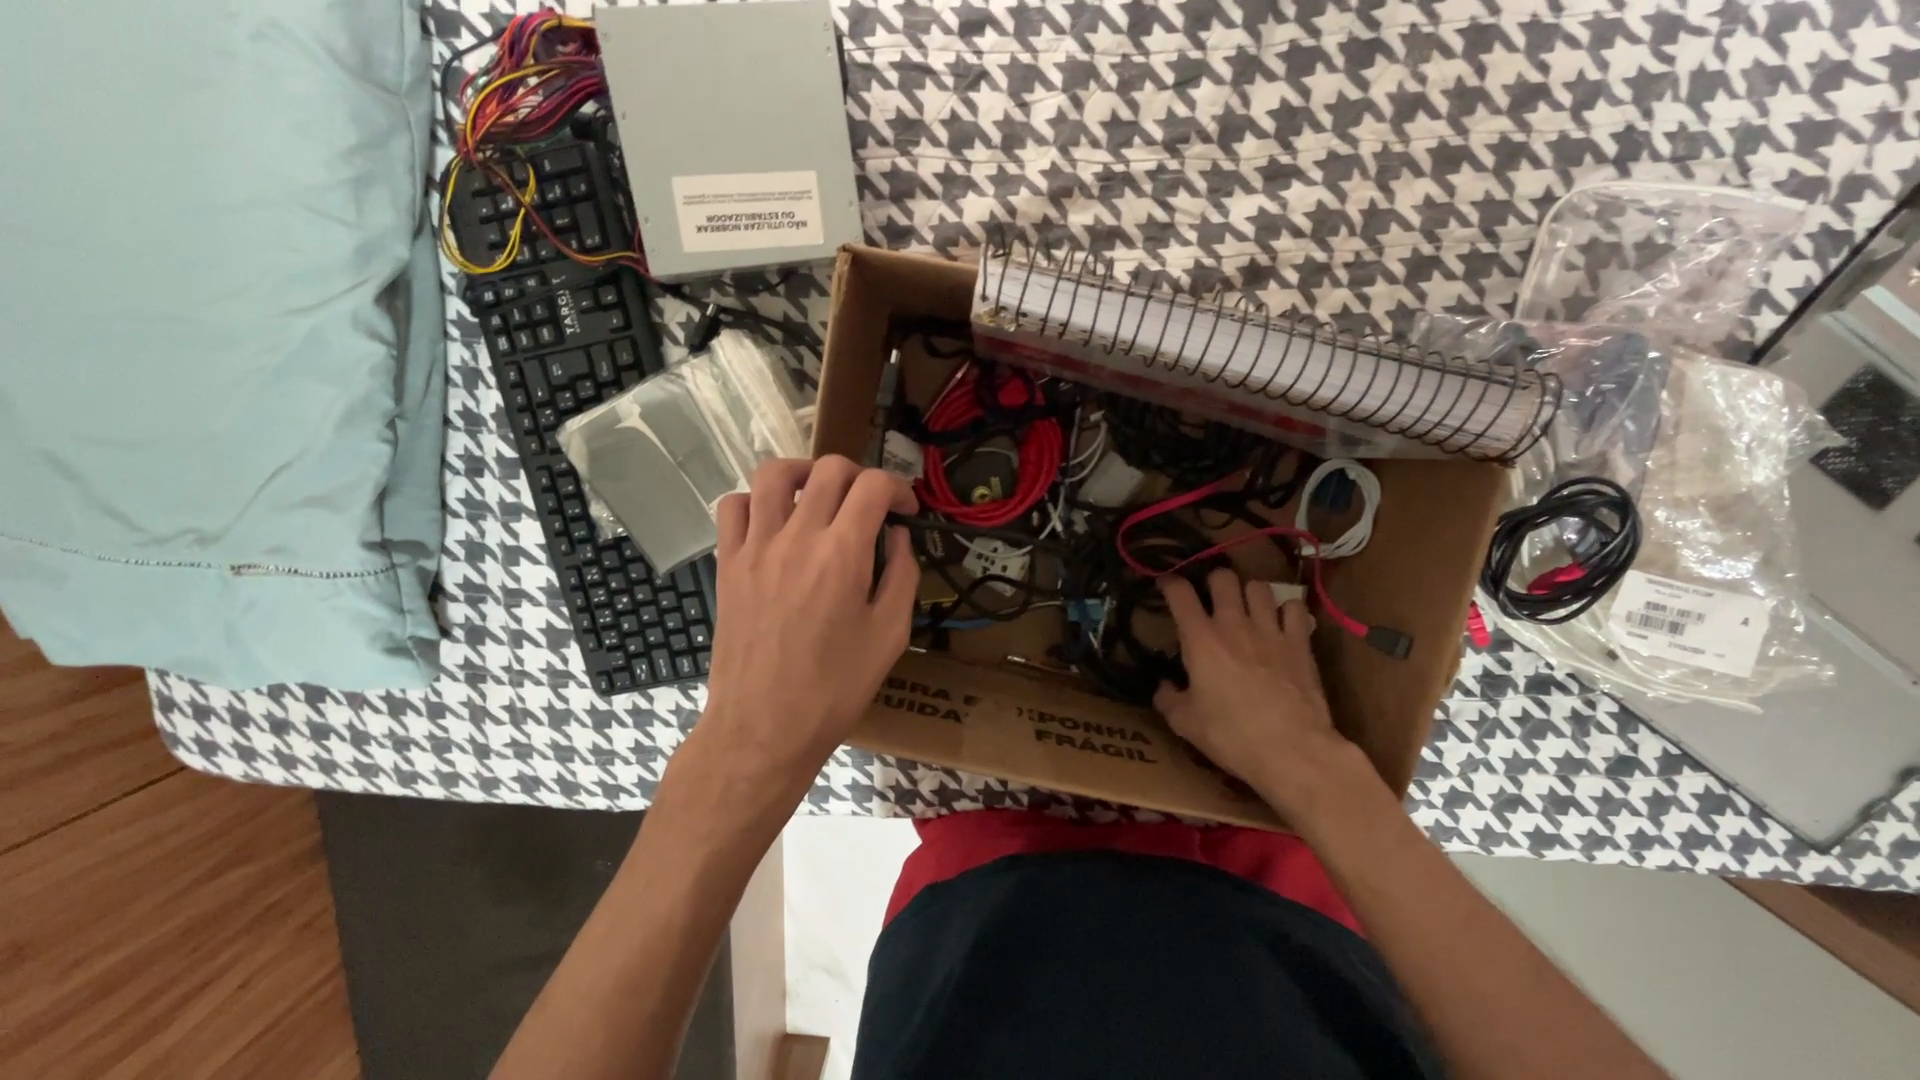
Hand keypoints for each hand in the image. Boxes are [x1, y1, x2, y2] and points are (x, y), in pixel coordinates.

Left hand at [700, 456, 919, 773]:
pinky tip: (773, 522)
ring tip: (818, 494)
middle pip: (829, 469)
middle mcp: (797, 537)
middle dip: (859, 476)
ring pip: (773, 474)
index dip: (898, 487)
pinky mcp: (727, 564)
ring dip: (804, 472)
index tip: (904, 510)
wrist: (763, 727)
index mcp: (843, 554)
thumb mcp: (890, 636)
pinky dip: (755, 500)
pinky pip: (732, 507)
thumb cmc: (834, 689)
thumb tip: (897, 537)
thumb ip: (902, 576)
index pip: (874, 486)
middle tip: (868, 505)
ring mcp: (755, 547)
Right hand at [1154, 569, 1367, 815]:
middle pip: (1223, 577)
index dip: (1170, 583)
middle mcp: (1234, 624)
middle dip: (1213, 581)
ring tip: (1248, 608)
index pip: (1180, 594)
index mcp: (1200, 640)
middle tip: (1211, 598)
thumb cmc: (1231, 736)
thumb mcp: (1185, 723)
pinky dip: (1288, 610)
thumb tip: (1163, 687)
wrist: (1291, 749)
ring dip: (1250, 593)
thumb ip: (1168, 699)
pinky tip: (1283, 623)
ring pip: (1259, 586)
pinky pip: (1296, 608)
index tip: (1166, 585)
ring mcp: (1271, 630)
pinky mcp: (1300, 642)